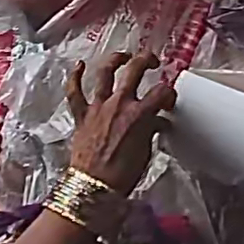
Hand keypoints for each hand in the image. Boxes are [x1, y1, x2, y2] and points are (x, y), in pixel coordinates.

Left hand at [65, 51, 175, 193]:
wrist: (93, 187)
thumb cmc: (122, 174)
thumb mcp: (146, 152)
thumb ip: (150, 131)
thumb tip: (157, 124)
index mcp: (139, 115)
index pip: (162, 92)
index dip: (168, 94)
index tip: (168, 100)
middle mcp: (119, 104)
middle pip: (134, 70)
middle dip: (145, 60)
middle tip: (151, 61)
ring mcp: (99, 107)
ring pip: (105, 73)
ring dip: (114, 60)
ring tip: (122, 56)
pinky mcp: (82, 115)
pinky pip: (75, 92)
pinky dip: (75, 77)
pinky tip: (78, 66)